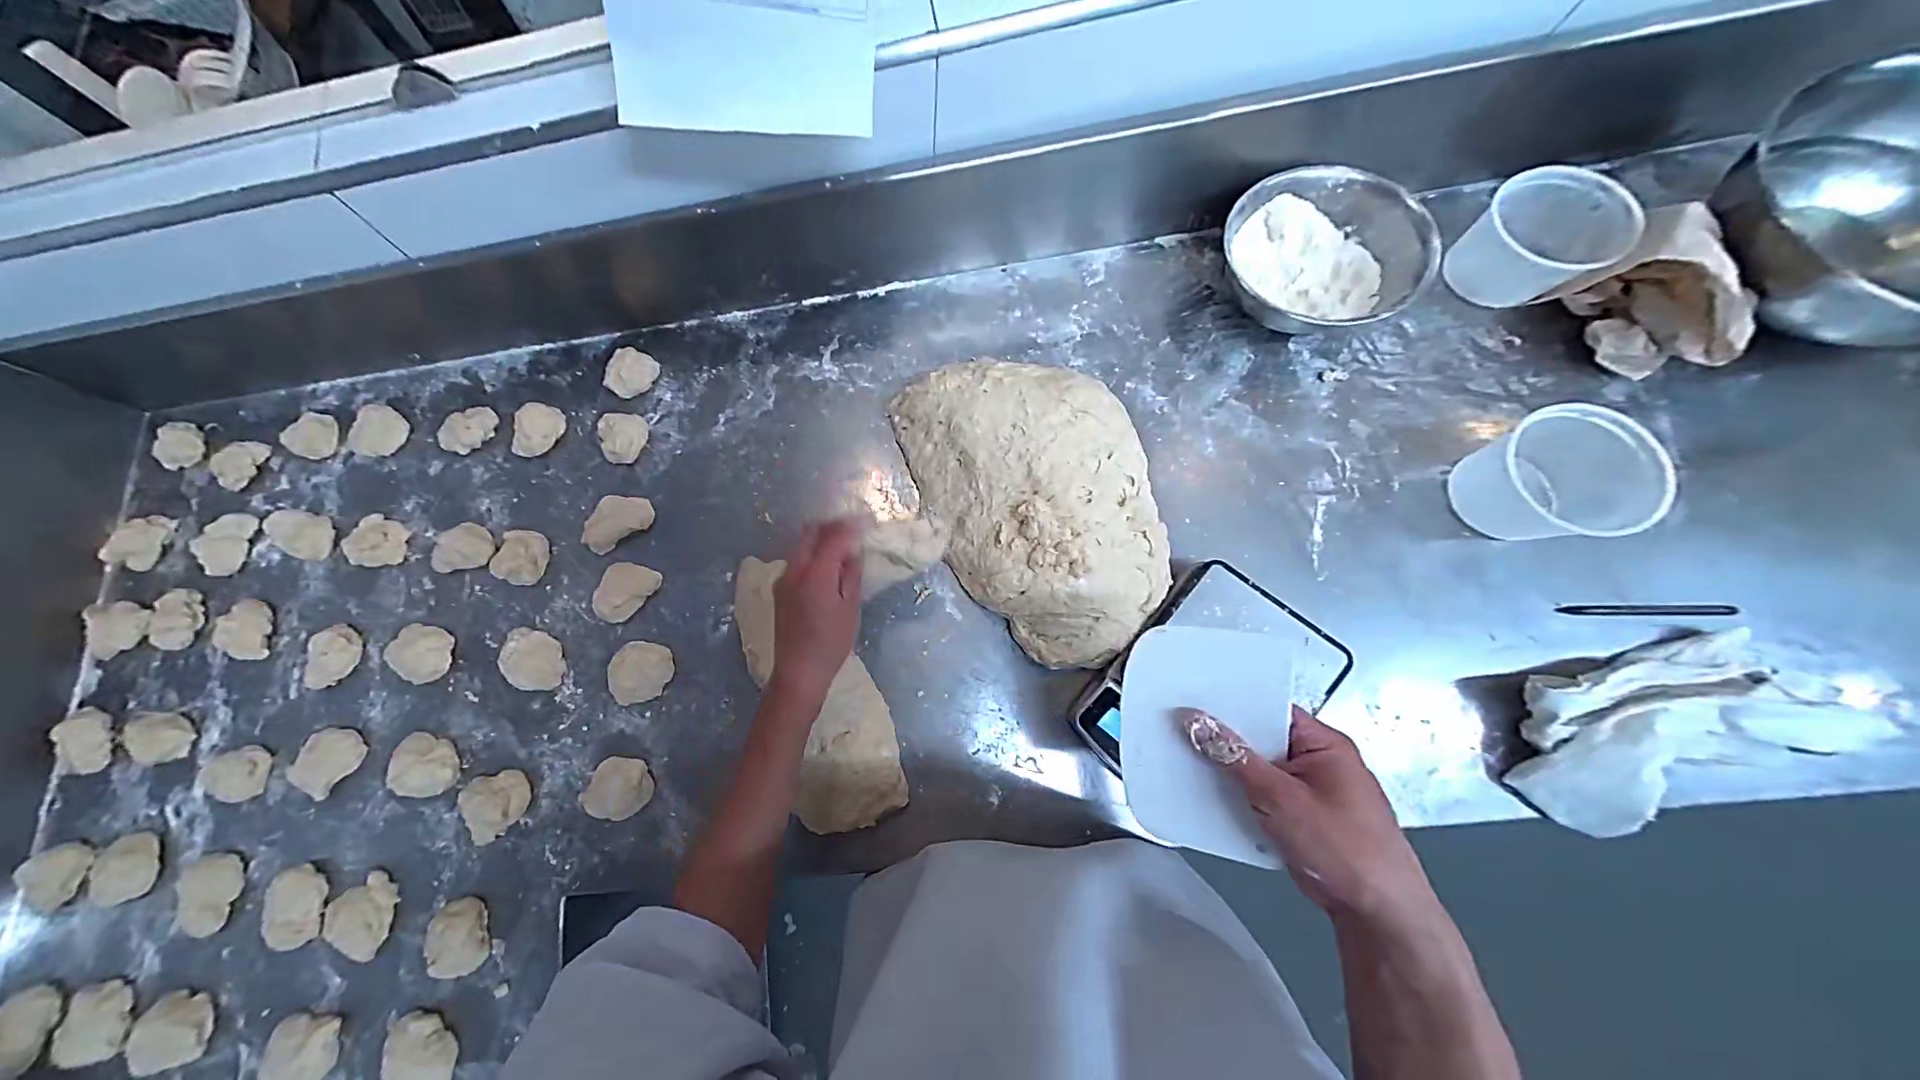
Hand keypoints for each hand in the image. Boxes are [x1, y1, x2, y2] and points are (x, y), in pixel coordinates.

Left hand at [769, 518, 863, 700]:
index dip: (851, 526)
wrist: (798, 671)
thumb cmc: (831, 643)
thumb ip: (851, 574)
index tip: (866, 521)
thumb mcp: (850, 608)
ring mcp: (783, 579)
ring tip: (842, 549)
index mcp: (815, 574)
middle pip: (811, 533)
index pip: (834, 536)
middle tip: (853, 530)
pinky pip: (797, 560)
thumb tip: (854, 551)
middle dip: (832, 526)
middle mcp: (794, 570)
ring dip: (821, 540)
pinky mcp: (779, 589)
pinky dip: (812, 555)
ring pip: (801, 545)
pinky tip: (827, 568)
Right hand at [1192, 706, 1442, 929]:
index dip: (1231, 704)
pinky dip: (1242, 798)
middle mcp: (1319, 761)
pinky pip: (1263, 795)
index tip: (1193, 705)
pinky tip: (1216, 800)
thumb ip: (1235, 758)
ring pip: (1259, 770)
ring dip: (1232, 773)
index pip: (1270, 709)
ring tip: (1193, 765)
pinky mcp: (1302, 816)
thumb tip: (1201, 724)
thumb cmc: (1349, 852)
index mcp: (1324, 743)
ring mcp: (1310, 790)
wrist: (1379, 915)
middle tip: (1185, 735)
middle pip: (1261, 739)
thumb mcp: (1280, 798)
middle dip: (1226, 741)